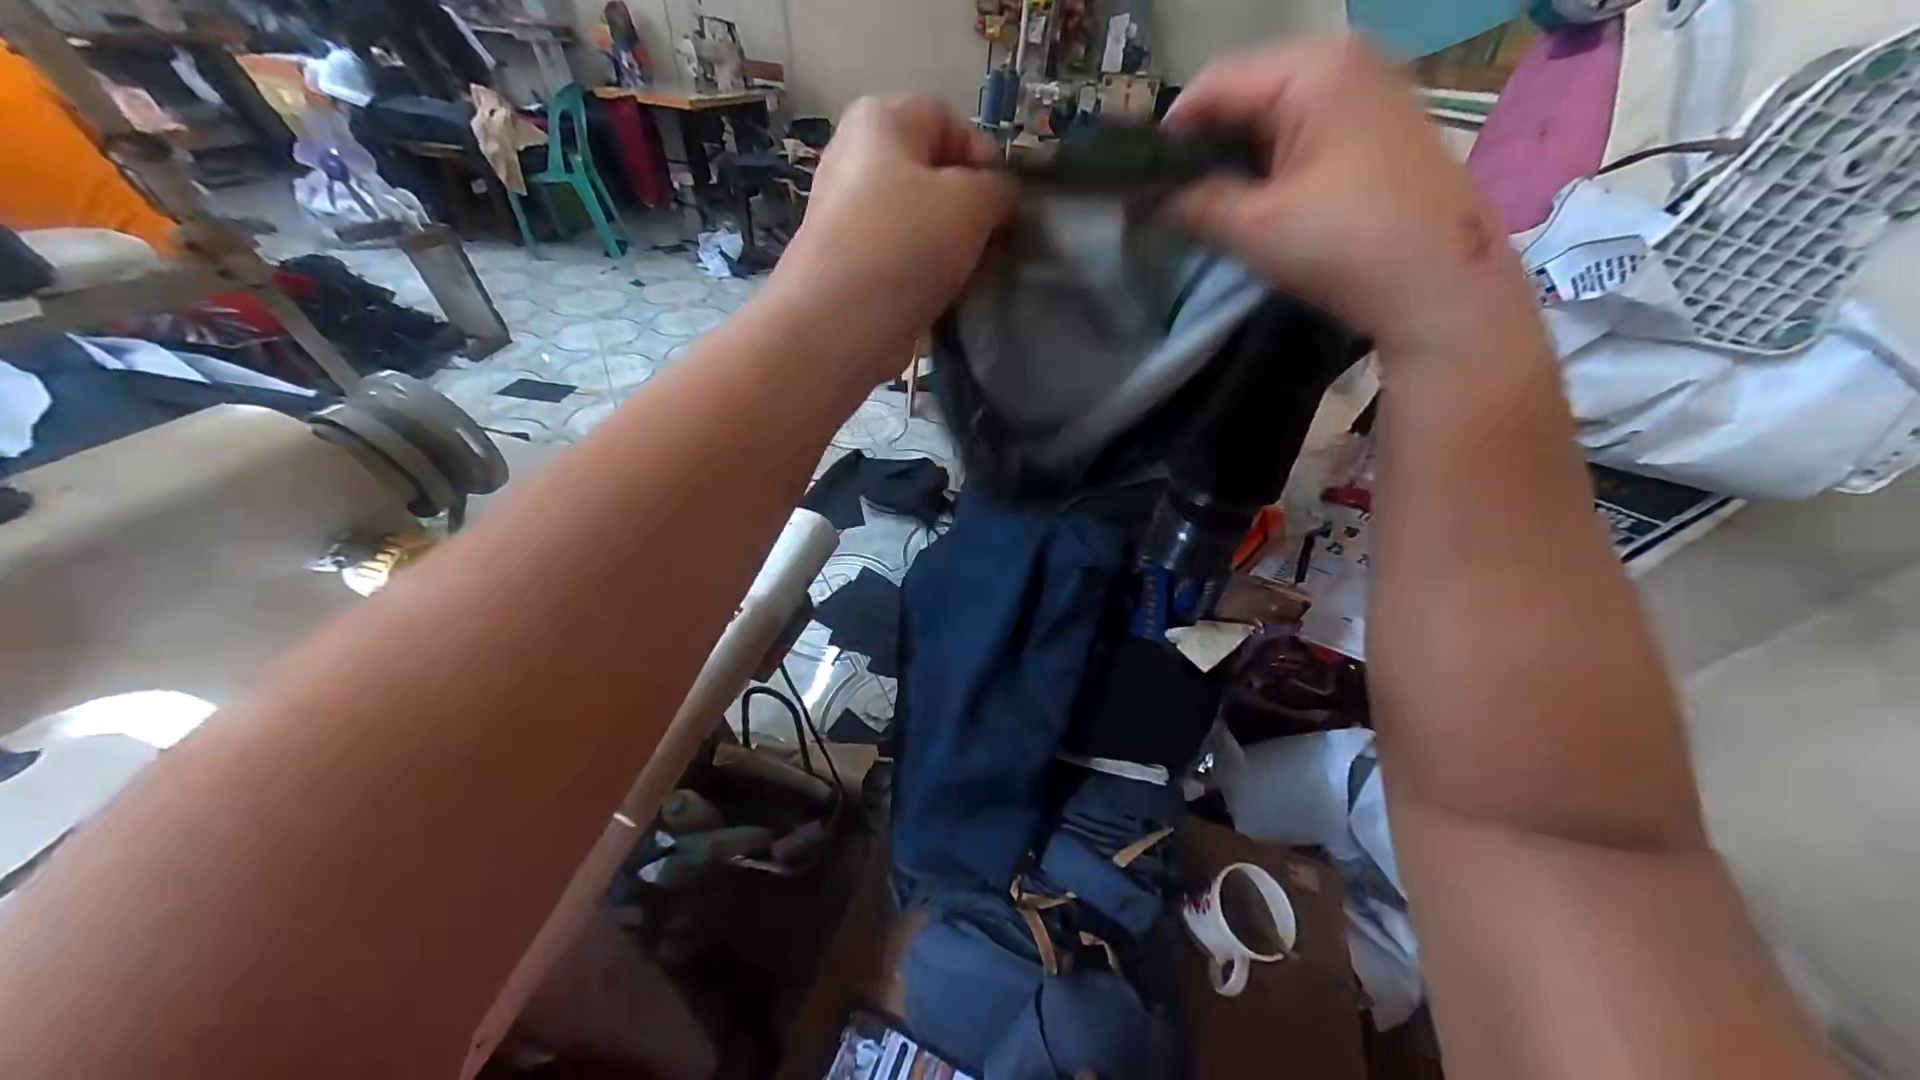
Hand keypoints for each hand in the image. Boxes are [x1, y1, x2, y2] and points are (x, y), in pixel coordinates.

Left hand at [772, 97, 1014, 352]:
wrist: (839, 325)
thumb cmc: (906, 244)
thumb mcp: (972, 202)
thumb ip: (999, 189)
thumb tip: (1001, 197)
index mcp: (880, 122)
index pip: (947, 121)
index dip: (983, 157)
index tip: (1004, 202)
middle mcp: (858, 161)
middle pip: (934, 176)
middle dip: (972, 210)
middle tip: (996, 245)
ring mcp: (850, 218)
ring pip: (921, 223)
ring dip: (955, 248)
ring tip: (975, 276)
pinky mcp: (852, 267)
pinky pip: (904, 259)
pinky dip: (929, 274)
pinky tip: (949, 298)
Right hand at [1165, 37, 1533, 355]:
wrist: (1440, 286)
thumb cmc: (1344, 245)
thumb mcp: (1253, 226)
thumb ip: (1193, 204)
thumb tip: (1150, 200)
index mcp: (1312, 68)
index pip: (1213, 84)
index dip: (1169, 134)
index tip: (1141, 184)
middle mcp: (1344, 59)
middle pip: (1244, 92)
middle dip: (1203, 145)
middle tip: (1172, 199)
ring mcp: (1369, 89)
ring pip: (1272, 112)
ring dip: (1234, 155)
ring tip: (1208, 204)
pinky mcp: (1379, 124)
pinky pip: (1303, 127)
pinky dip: (1270, 160)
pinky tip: (1255, 199)